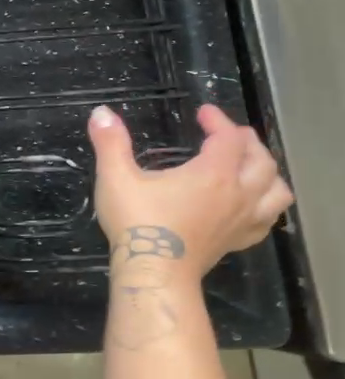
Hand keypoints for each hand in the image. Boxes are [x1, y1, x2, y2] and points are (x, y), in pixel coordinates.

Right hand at [88, 104, 293, 281]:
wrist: (154, 266)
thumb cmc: (136, 219)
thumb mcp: (115, 177)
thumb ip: (111, 143)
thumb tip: (101, 112)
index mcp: (212, 174)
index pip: (228, 139)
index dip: (218, 121)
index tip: (204, 112)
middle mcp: (239, 192)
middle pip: (260, 160)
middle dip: (247, 142)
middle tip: (229, 133)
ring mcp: (245, 217)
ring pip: (277, 188)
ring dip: (268, 172)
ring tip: (251, 166)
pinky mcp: (242, 237)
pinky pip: (269, 217)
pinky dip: (266, 203)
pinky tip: (251, 204)